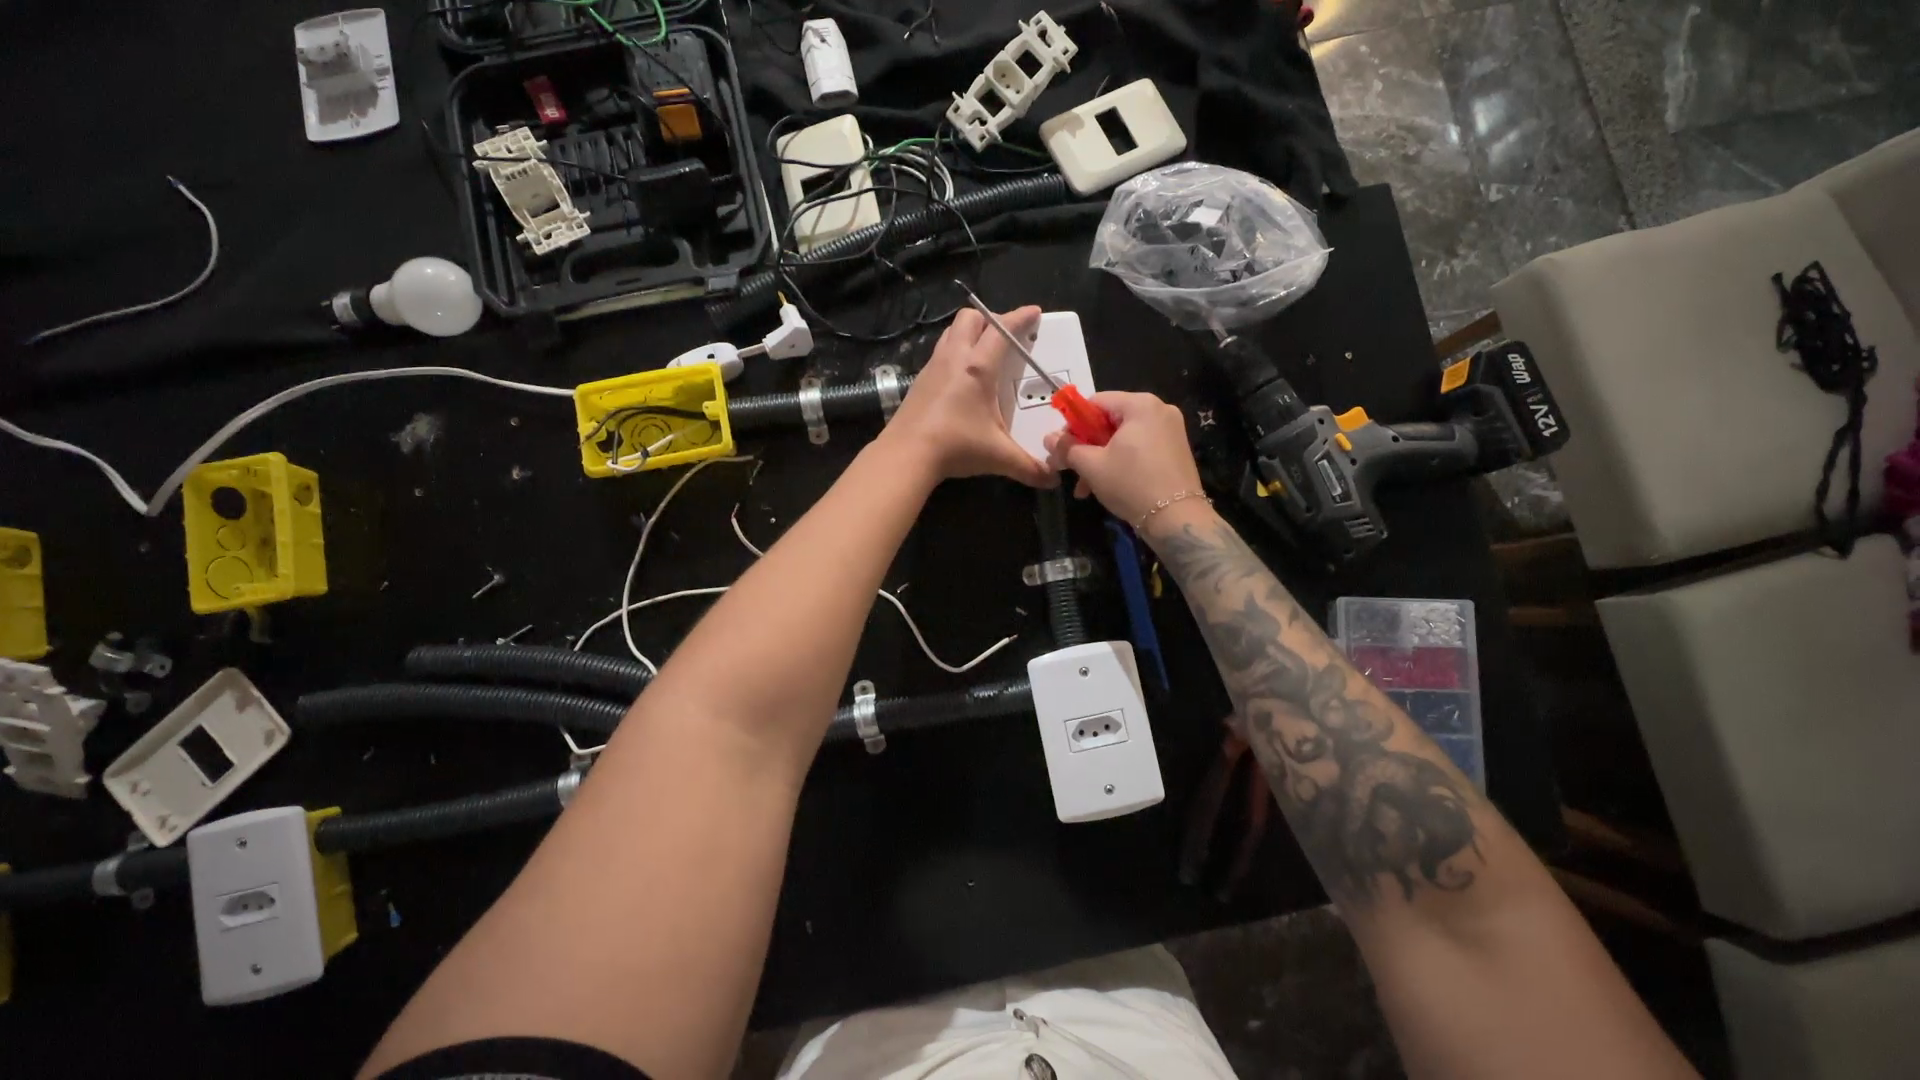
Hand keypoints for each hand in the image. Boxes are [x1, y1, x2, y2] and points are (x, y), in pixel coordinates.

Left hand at [880, 306, 1053, 486]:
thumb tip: (1052, 479)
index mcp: (978, 367)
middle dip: (991, 319)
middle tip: (1006, 335)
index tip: (1034, 312)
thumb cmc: (956, 446)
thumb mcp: (999, 456)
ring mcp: (933, 367)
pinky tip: (960, 376)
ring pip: (951, 332)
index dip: (1020, 318)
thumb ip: (1028, 466)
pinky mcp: (919, 381)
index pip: (1002, 330)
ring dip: (969, 332)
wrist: (906, 454)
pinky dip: (953, 353)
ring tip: (983, 350)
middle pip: (970, 318)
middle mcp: (954, 358)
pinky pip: (939, 353)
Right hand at [1043, 391, 1205, 530]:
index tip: (1062, 448)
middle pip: (1109, 421)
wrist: (1177, 518)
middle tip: (1070, 470)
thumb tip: (1048, 439)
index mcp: (1140, 404)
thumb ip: (1067, 448)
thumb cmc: (1130, 483)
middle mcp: (1159, 410)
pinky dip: (1121, 462)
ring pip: (1123, 438)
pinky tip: (1107, 486)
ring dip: (1100, 459)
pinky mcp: (1176, 450)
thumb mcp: (1091, 465)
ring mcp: (1171, 430)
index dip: (1073, 424)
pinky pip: (1140, 448)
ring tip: (1084, 487)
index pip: (1095, 402)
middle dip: (1086, 447)